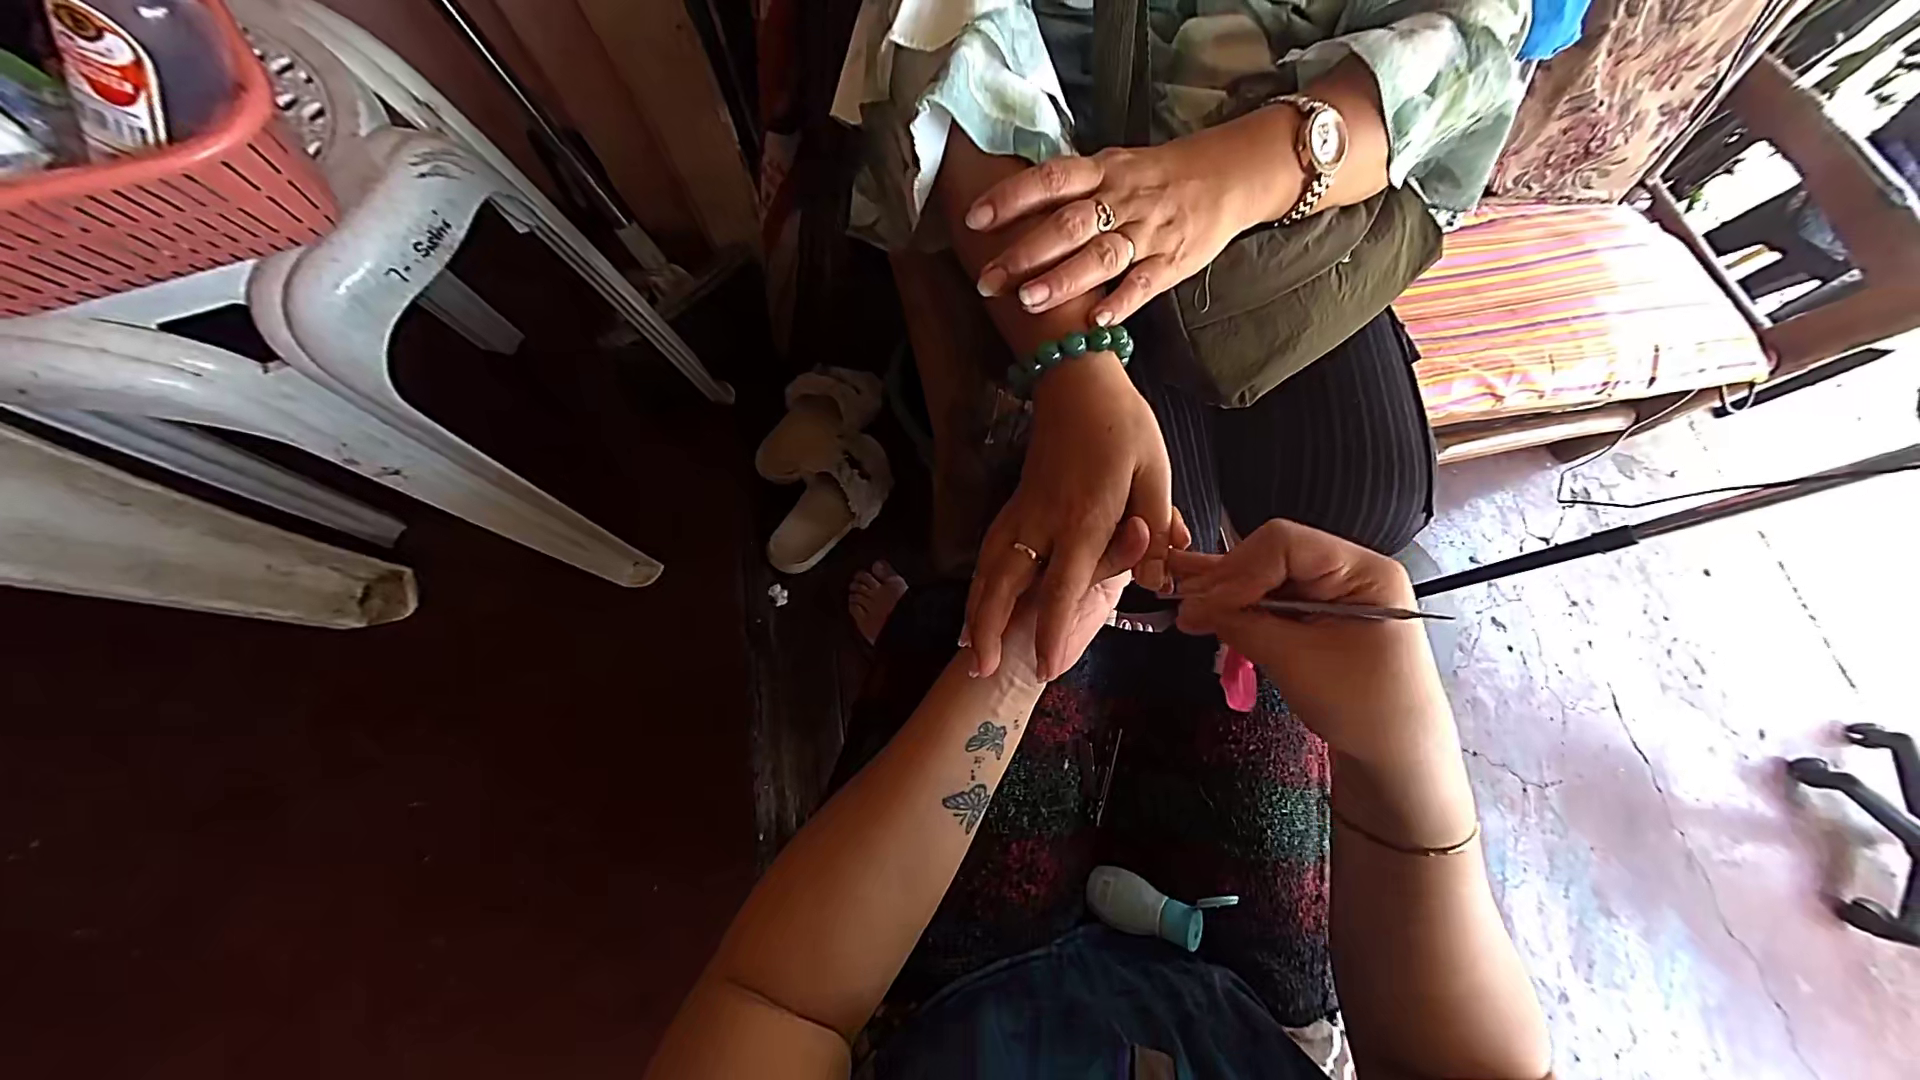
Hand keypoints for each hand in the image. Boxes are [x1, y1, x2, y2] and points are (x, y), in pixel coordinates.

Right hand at [964, 357, 1186, 679]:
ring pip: (989, 566)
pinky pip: (990, 548)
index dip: (1050, 630)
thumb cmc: (1123, 426)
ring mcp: (1022, 512)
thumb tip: (1159, 580)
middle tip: (980, 669)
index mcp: (1085, 519)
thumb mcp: (1155, 473)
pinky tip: (975, 598)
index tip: (1043, 667)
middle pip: (1006, 582)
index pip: (1062, 586)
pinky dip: (978, 578)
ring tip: (966, 645)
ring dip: (974, 607)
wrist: (1077, 382)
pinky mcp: (1014, 503)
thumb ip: (1157, 528)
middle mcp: (1045, 523)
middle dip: (990, 627)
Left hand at [966, 133, 1268, 326]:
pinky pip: (1145, 284)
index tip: (974, 220)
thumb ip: (1071, 186)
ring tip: (1028, 301)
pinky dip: (1122, 302)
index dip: (1012, 199)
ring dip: (1064, 280)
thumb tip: (1015, 202)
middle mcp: (1122, 200)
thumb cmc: (1157, 177)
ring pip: (1102, 256)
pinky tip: (1098, 319)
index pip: (1051, 180)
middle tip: (989, 280)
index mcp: (1103, 172)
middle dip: (1025, 253)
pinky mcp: (1171, 262)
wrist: (1228, 176)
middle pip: (1069, 225)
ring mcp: (1148, 232)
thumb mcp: (1113, 166)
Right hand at [1170, 520, 1449, 767]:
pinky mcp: (1311, 612)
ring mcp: (1327, 591)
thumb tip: (1191, 607)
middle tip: (1184, 604)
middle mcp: (1344, 570)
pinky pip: (1266, 597)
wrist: (1396, 754)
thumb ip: (1242, 625)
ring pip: (1261, 575)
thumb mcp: (1296, 662)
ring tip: (1180, 598)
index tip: (1210, 603)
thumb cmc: (1363, 707)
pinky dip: (1235, 603)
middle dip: (1226, 579)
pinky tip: (1200, 601)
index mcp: (1362, 571)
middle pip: (1269, 554)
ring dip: (1223, 589)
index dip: (1240, 568)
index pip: (1285, 544)